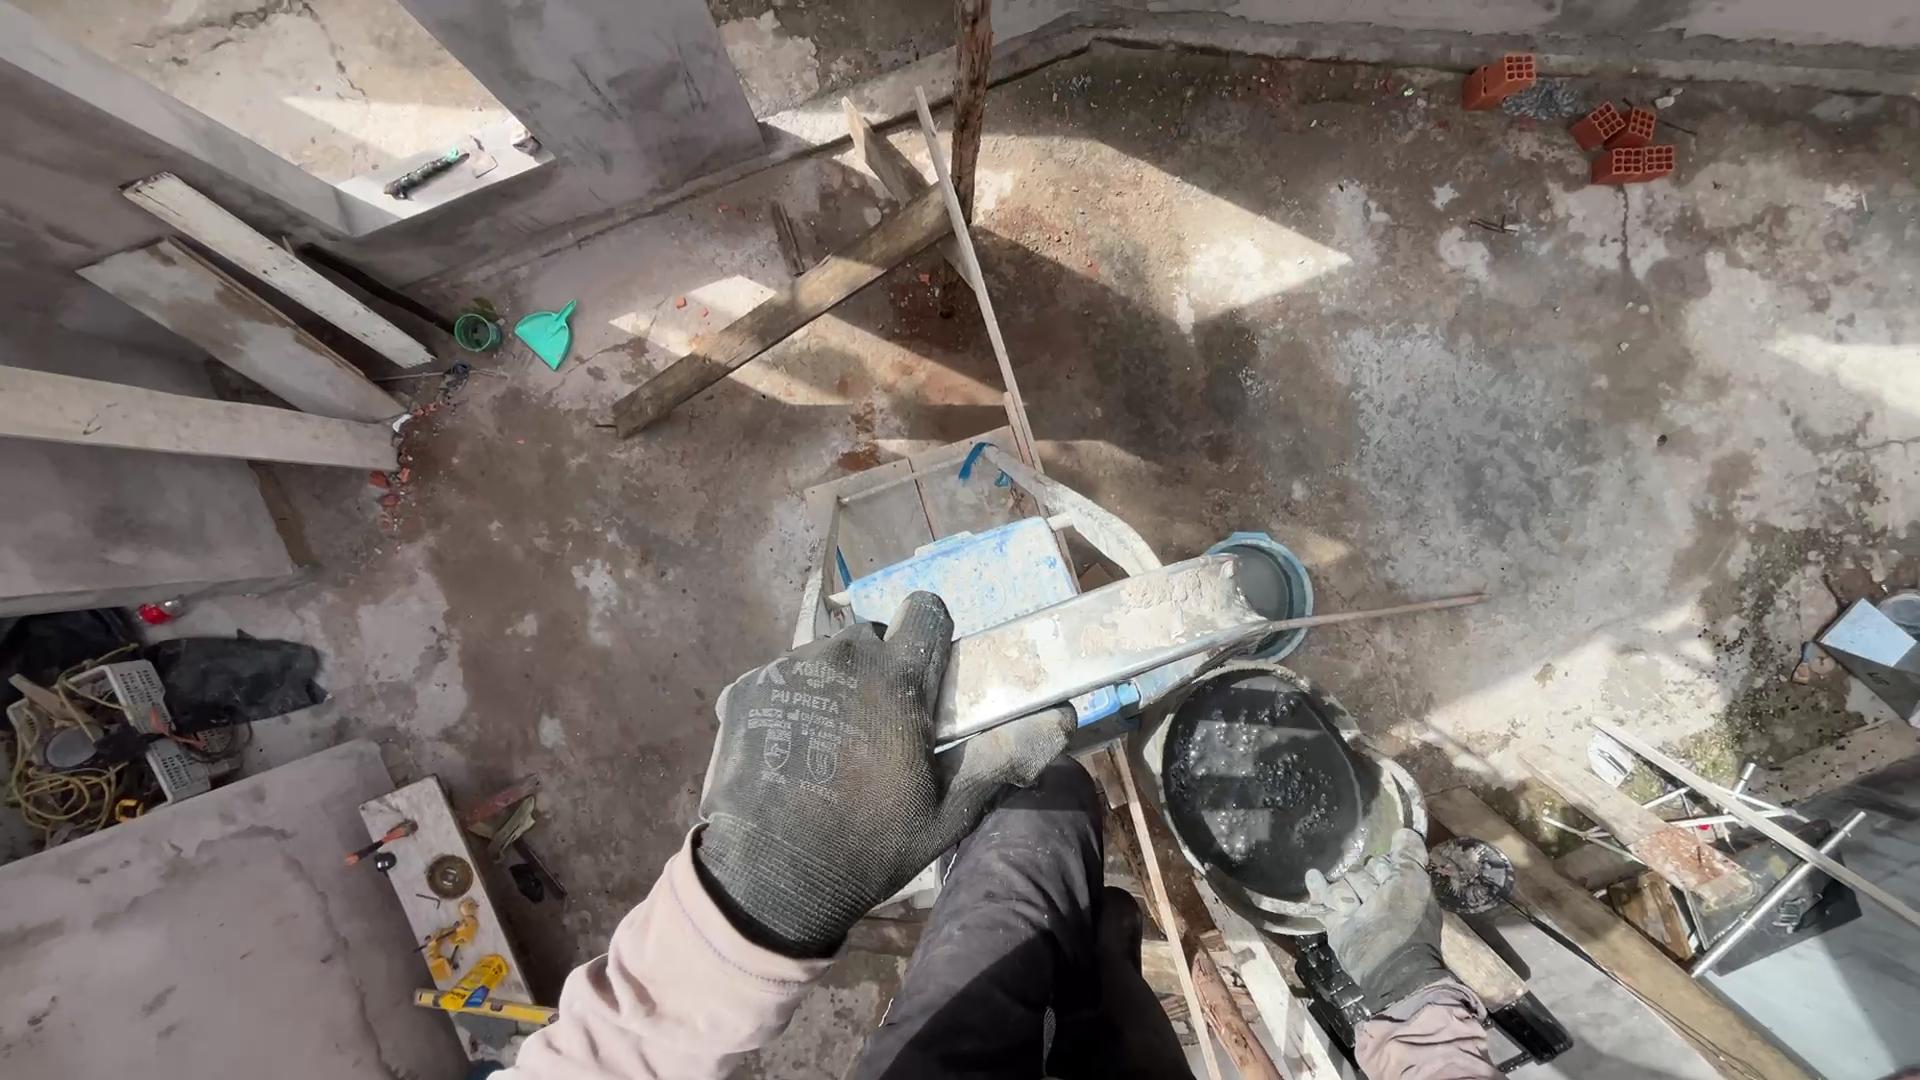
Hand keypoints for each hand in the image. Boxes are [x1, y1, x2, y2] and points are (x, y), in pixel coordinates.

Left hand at [695, 592, 1070, 956]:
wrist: (768, 881)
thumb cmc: (868, 846)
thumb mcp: (948, 812)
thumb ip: (1003, 757)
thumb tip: (1063, 718)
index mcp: (897, 680)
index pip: (927, 610)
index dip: (932, 633)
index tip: (928, 671)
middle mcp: (842, 658)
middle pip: (872, 632)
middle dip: (882, 663)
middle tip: (879, 719)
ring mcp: (788, 669)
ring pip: (826, 652)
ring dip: (836, 680)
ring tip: (831, 737)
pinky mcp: (745, 687)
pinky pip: (782, 675)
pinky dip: (791, 698)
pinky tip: (789, 746)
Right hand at [1305, 828, 1448, 1011]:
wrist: (1387, 962)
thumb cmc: (1406, 922)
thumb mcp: (1414, 884)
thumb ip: (1409, 857)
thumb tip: (1404, 830)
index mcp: (1397, 887)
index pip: (1380, 862)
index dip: (1383, 870)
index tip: (1387, 880)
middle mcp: (1375, 895)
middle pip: (1358, 870)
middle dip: (1364, 883)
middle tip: (1372, 901)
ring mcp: (1353, 907)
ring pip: (1340, 882)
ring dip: (1346, 895)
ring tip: (1353, 911)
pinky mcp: (1334, 918)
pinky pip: (1321, 894)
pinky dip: (1317, 886)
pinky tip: (1314, 877)